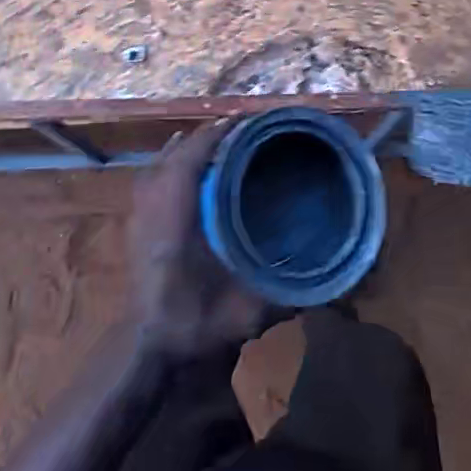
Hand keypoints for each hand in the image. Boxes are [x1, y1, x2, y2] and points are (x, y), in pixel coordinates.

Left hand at [129, 119, 269, 357]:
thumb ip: (287, 296)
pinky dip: (172, 159)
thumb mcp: (244, 312)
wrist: (144, 351)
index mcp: (176, 214)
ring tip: (224, 139)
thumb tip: (335, 285)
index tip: (252, 120)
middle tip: (247, 128)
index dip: (223, 132)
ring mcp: (139, 211)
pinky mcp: (135, 221)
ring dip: (192, 146)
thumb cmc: (192, 323)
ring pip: (164, 160)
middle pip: (181, 150)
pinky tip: (189, 160)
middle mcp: (154, 203)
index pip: (195, 154)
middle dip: (212, 134)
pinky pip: (153, 174)